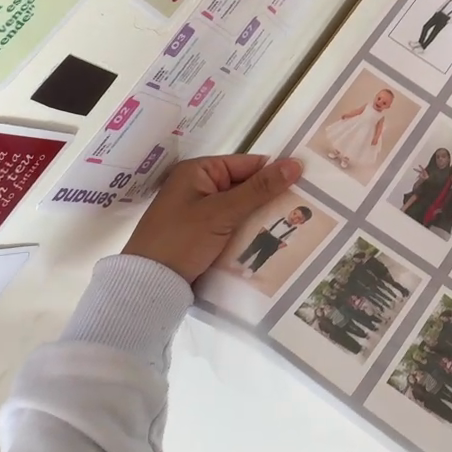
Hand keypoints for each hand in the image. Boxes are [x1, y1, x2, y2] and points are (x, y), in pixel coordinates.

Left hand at [123, 154, 300, 281]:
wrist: (146, 287)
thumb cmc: (181, 240)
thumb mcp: (222, 212)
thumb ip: (259, 188)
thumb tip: (296, 164)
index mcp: (199, 171)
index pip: (247, 165)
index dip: (275, 174)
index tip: (306, 185)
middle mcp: (199, 187)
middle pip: (246, 187)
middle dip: (270, 199)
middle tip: (304, 208)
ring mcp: (200, 212)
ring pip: (242, 209)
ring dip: (260, 218)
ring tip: (294, 226)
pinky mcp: (201, 235)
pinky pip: (233, 227)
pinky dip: (248, 233)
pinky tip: (270, 241)